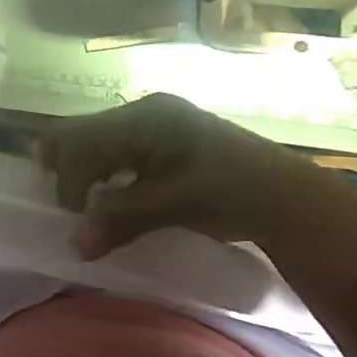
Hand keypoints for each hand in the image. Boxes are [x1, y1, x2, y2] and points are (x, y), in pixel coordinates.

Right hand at [41, 92, 356, 258]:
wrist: (289, 199)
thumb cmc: (234, 194)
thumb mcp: (173, 206)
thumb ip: (121, 219)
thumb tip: (75, 246)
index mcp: (145, 117)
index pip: (79, 137)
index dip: (67, 177)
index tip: (74, 216)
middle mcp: (143, 111)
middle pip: (81, 134)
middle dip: (70, 173)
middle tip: (76, 211)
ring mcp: (151, 122)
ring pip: (94, 143)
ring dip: (85, 175)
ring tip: (92, 208)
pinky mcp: (159, 139)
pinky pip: (113, 151)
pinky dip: (104, 175)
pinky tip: (113, 198)